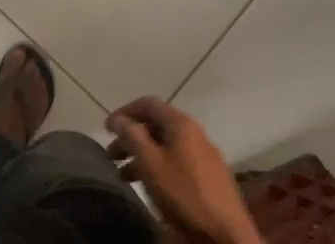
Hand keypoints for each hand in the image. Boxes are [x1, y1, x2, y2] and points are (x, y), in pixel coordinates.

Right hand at [106, 97, 261, 243]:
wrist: (227, 238)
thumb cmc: (183, 193)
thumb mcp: (149, 161)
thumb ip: (130, 135)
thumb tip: (117, 119)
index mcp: (183, 125)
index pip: (148, 104)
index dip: (123, 112)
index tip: (107, 129)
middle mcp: (196, 136)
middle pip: (156, 126)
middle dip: (131, 137)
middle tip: (112, 154)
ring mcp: (206, 159)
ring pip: (166, 147)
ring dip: (141, 155)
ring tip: (123, 174)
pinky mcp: (210, 180)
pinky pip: (177, 164)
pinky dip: (158, 168)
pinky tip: (148, 185)